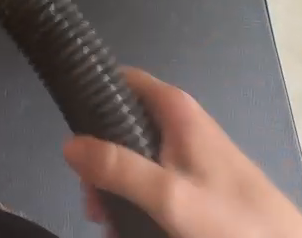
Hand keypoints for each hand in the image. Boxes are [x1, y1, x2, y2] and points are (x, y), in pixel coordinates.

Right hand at [64, 69, 301, 237]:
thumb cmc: (233, 221)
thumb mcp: (168, 195)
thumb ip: (117, 168)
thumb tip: (68, 145)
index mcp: (175, 109)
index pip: (120, 78)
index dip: (92, 95)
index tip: (72, 130)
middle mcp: (182, 124)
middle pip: (122, 126)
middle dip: (101, 163)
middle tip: (93, 204)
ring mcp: (192, 157)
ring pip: (137, 160)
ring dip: (117, 189)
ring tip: (110, 225)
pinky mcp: (201, 187)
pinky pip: (156, 185)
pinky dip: (139, 203)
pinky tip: (131, 229)